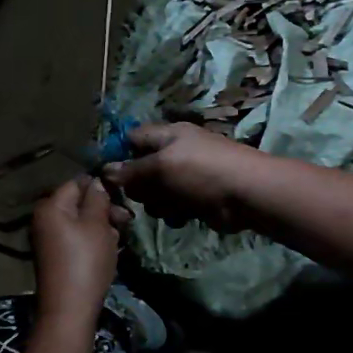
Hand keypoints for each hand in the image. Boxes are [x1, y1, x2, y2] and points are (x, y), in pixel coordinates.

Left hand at [31, 176, 129, 318]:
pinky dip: (94, 240)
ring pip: (81, 221)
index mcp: (51, 206)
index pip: (77, 182)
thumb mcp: (97, 225)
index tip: (123, 197)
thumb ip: (98, 199)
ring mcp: (49, 238)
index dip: (101, 186)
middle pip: (79, 202)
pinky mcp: (57, 255)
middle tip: (127, 221)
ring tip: (120, 238)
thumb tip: (97, 182)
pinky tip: (109, 249)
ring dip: (102, 225)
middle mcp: (45, 219)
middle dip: (104, 208)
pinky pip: (77, 238)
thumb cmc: (86, 260)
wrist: (70, 307)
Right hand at [101, 123, 267, 231]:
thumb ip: (132, 170)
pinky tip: (183, 217)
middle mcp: (176, 153)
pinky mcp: (197, 199)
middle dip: (140, 186)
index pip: (133, 138)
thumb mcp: (162, 166)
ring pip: (156, 192)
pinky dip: (176, 213)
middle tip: (146, 194)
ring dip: (158, 203)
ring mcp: (187, 177)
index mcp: (168, 135)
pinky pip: (174, 206)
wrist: (247, 194)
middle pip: (142, 170)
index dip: (119, 155)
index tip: (107, 177)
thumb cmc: (202, 172)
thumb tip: (105, 171)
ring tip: (170, 207)